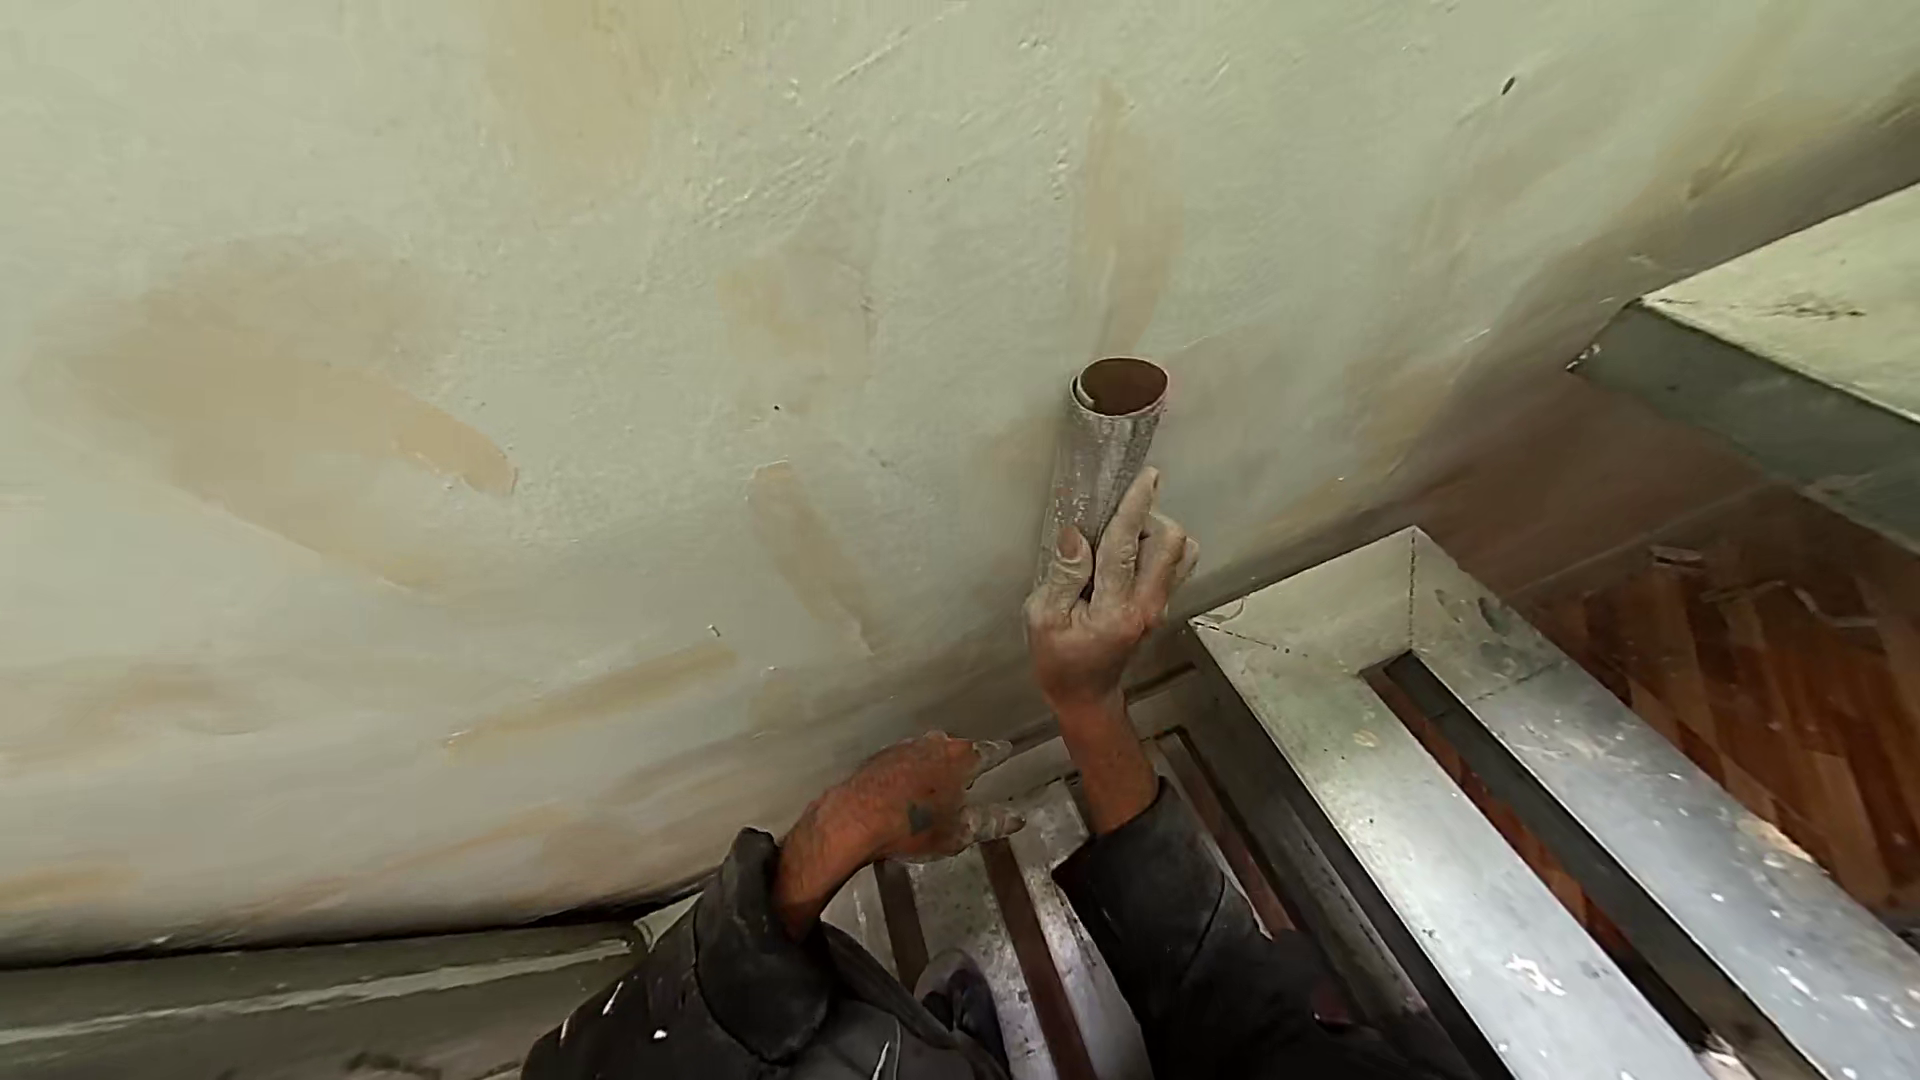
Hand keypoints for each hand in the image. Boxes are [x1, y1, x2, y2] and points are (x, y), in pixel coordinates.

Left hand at [828, 732, 1022, 860]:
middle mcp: (935, 744)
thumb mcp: (959, 832)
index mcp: (960, 758)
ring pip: (930, 749)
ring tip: (938, 779)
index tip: (1006, 749)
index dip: (999, 753)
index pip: (988, 752)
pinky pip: (906, 758)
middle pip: (957, 747)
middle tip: (970, 772)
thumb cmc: (914, 826)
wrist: (857, 818)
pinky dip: (912, 768)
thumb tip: (1017, 818)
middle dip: (964, 758)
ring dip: (936, 761)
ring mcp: (906, 746)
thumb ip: (990, 822)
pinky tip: (908, 785)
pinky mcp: (882, 755)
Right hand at [1024, 467, 1199, 713]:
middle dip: (1146, 518)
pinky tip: (1133, 554)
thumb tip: (1075, 534)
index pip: (1126, 546)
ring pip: (1182, 551)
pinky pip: (1177, 564)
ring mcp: (1161, 606)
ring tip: (1123, 539)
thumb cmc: (1058, 659)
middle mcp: (1148, 605)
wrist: (1086, 695)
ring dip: (1157, 532)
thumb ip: (1063, 575)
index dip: (1135, 507)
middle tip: (1113, 522)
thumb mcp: (1042, 618)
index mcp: (1115, 609)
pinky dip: (1161, 547)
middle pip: (1170, 541)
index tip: (1145, 477)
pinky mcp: (1163, 606)